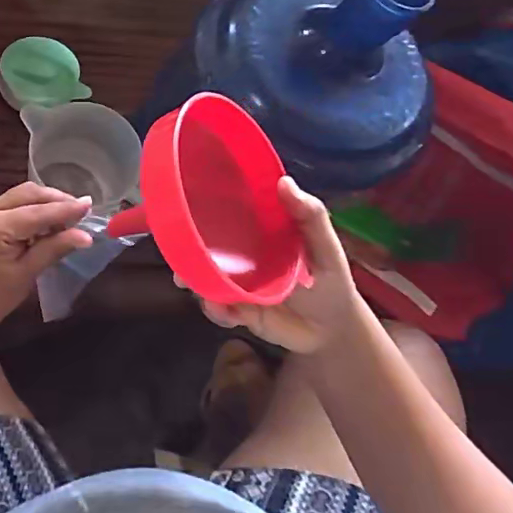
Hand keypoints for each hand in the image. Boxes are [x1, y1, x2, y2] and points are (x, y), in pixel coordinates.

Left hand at [0, 182, 92, 333]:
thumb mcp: (28, 272)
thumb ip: (55, 248)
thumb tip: (86, 236)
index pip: (36, 212)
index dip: (65, 209)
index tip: (89, 205)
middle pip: (27, 194)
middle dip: (55, 199)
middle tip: (80, 210)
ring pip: (20, 194)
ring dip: (45, 201)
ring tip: (68, 215)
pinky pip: (12, 202)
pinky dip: (32, 206)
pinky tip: (47, 219)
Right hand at [195, 176, 369, 354]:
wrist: (335, 330)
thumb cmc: (330, 280)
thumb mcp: (325, 247)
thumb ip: (309, 216)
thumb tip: (284, 181)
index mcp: (254, 231)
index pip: (222, 213)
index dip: (200, 208)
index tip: (182, 203)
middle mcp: (237, 255)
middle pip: (202, 246)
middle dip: (185, 249)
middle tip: (177, 253)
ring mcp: (234, 283)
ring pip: (202, 276)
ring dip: (193, 279)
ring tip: (188, 283)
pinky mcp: (237, 310)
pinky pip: (216, 308)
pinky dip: (215, 310)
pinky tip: (224, 312)